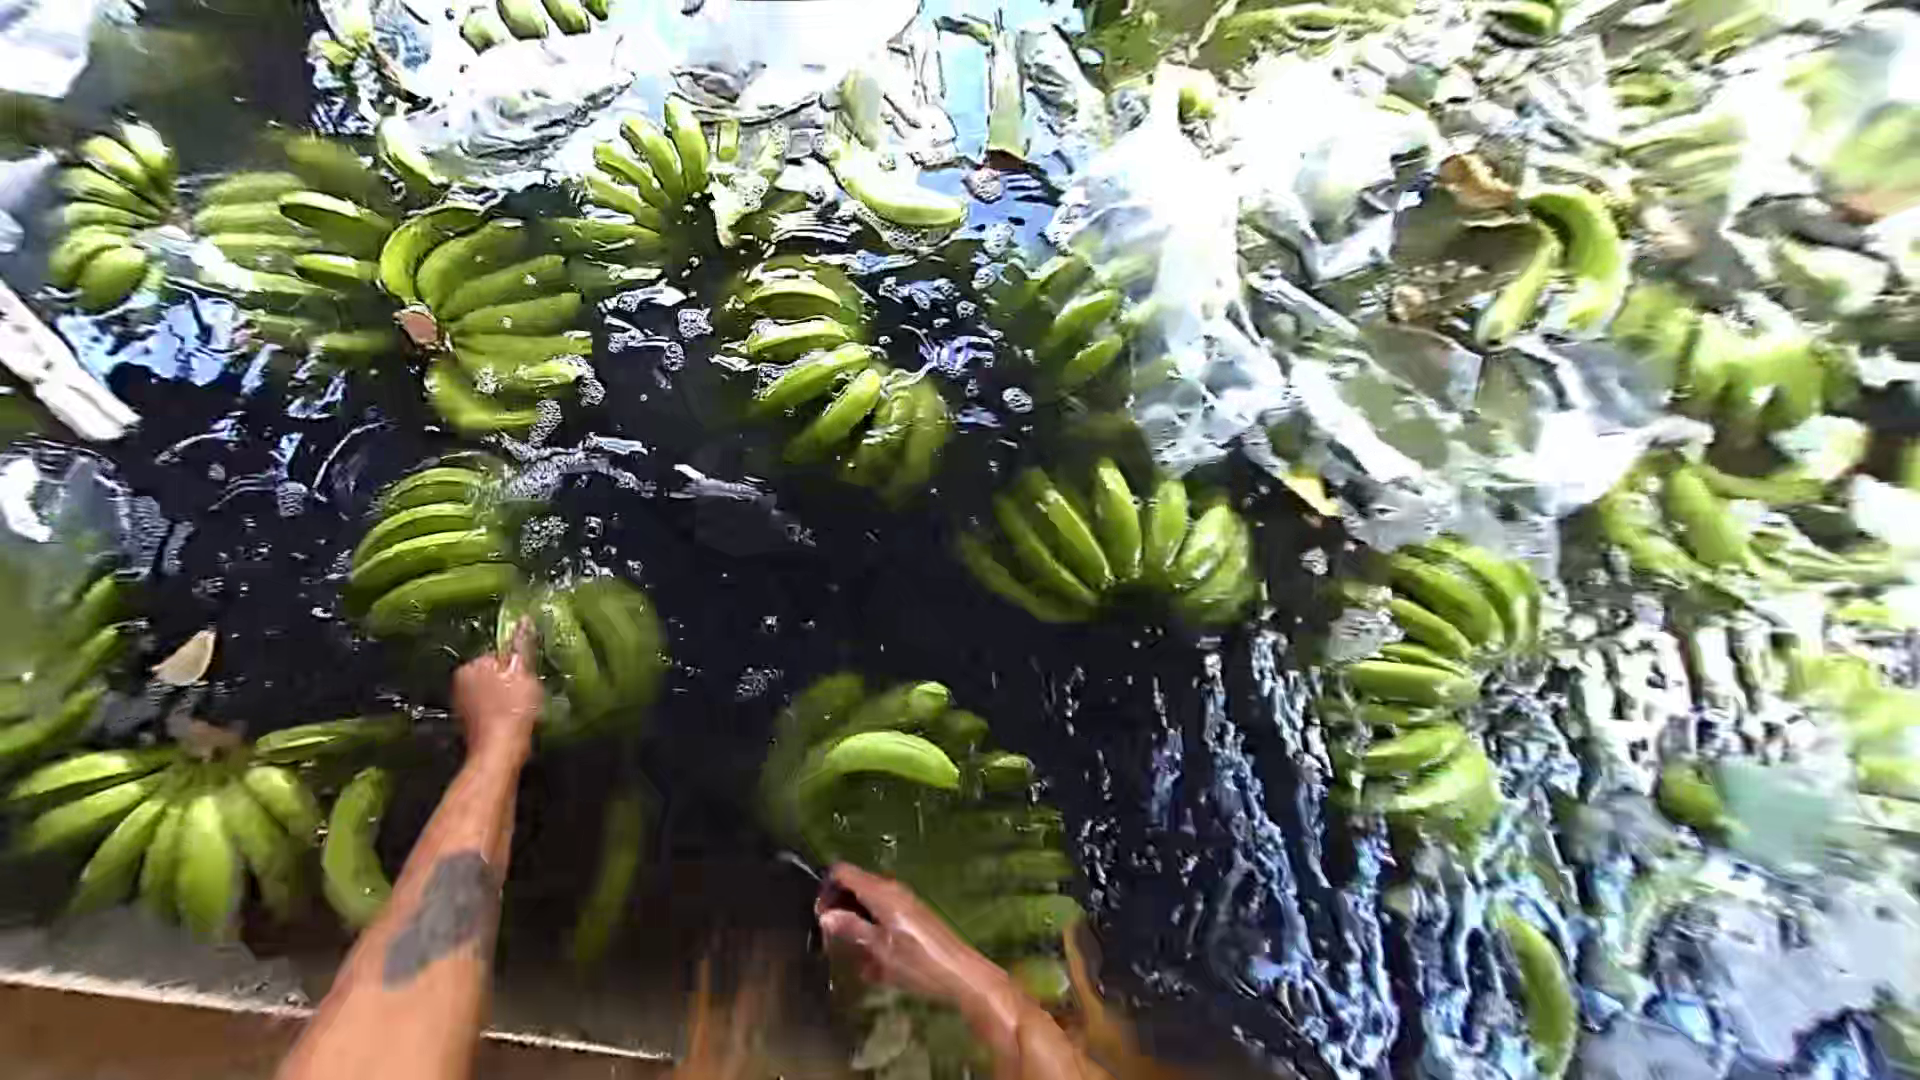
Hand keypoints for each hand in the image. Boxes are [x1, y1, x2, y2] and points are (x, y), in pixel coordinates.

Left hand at [451, 618, 541, 767]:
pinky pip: (490, 702)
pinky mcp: (468, 718)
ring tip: (523, 704)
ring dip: (508, 691)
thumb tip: (523, 619)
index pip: (500, 652)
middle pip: (496, 669)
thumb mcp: (524, 672)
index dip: (519, 663)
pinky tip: (513, 715)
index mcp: (471, 666)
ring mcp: (461, 701)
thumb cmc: (514, 707)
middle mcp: (460, 680)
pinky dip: (501, 706)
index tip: (530, 676)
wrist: (500, 749)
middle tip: (529, 689)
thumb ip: (522, 646)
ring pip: (493, 686)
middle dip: (512, 676)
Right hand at [816, 864, 1018, 1020]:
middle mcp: (891, 888)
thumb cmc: (919, 963)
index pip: (844, 871)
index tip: (819, 916)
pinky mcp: (910, 915)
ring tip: (851, 955)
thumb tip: (825, 915)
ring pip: (866, 902)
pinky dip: (869, 929)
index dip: (826, 889)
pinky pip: (880, 914)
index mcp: (881, 890)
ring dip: (853, 923)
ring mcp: (902, 900)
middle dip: (838, 908)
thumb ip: (852, 929)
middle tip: (830, 940)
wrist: (959, 973)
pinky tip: (871, 961)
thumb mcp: (880, 950)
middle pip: (853, 885)